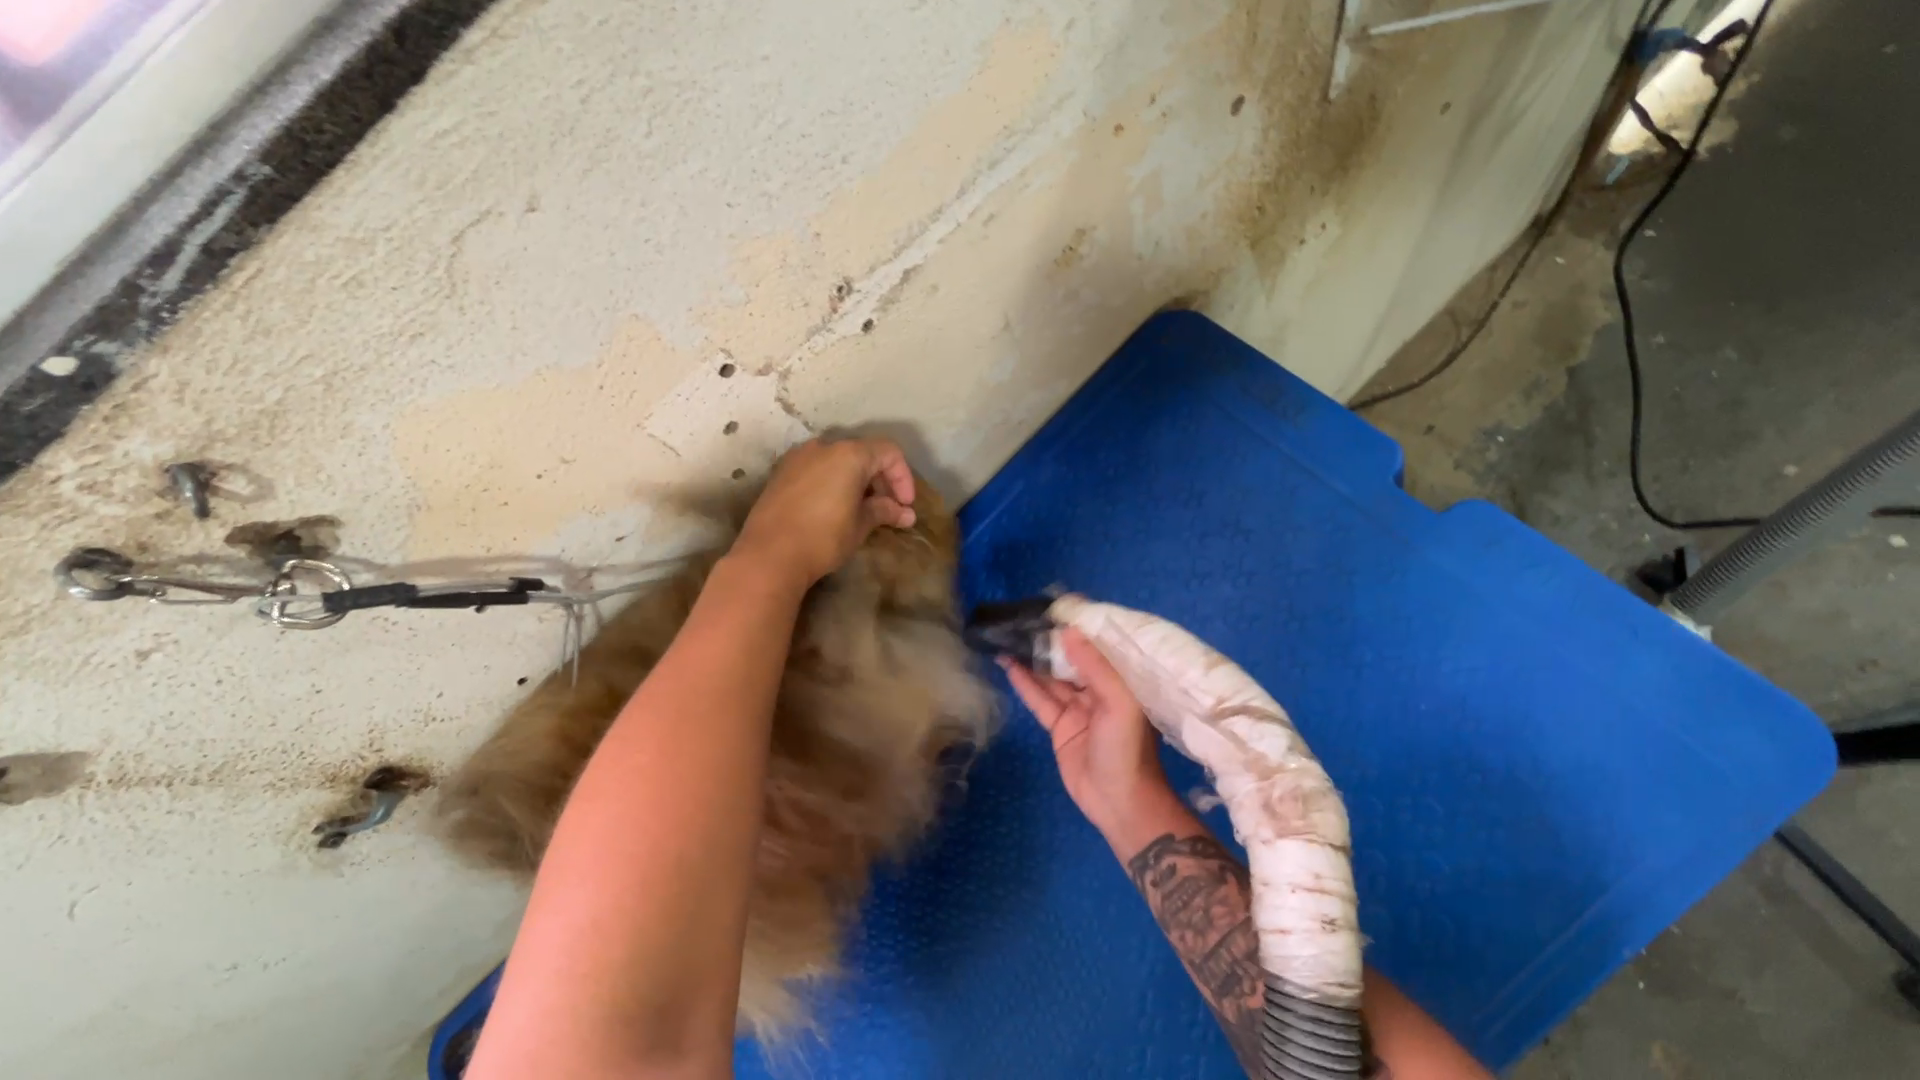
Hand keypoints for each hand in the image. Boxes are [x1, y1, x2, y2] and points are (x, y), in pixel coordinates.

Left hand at [732, 436, 916, 588]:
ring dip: (857, 481)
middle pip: (863, 454)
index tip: (905, 506)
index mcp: (849, 454)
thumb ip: (884, 512)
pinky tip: (834, 509)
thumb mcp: (860, 525)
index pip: (888, 453)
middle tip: (888, 510)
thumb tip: (905, 514)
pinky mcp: (781, 473)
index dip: (903, 478)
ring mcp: (798, 458)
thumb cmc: (823, 538)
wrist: (769, 555)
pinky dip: (833, 482)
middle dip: (881, 480)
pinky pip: (817, 469)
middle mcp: (823, 447)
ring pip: (838, 461)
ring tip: (862, 511)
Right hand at [1001, 628, 1178, 844]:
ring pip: (1052, 678)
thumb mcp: (1118, 703)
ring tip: (1009, 637)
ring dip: (1033, 659)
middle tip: (1023, 619)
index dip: (1079, 625)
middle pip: (1072, 659)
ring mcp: (1079, 709)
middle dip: (1050, 641)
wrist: (1119, 803)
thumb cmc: (1127, 749)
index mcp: (1123, 681)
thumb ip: (1095, 667)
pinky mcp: (1060, 728)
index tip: (1055, 606)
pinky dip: (1025, 683)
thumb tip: (1069, 631)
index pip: (1099, 646)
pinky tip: (1009, 665)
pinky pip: (1041, 700)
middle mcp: (1101, 690)